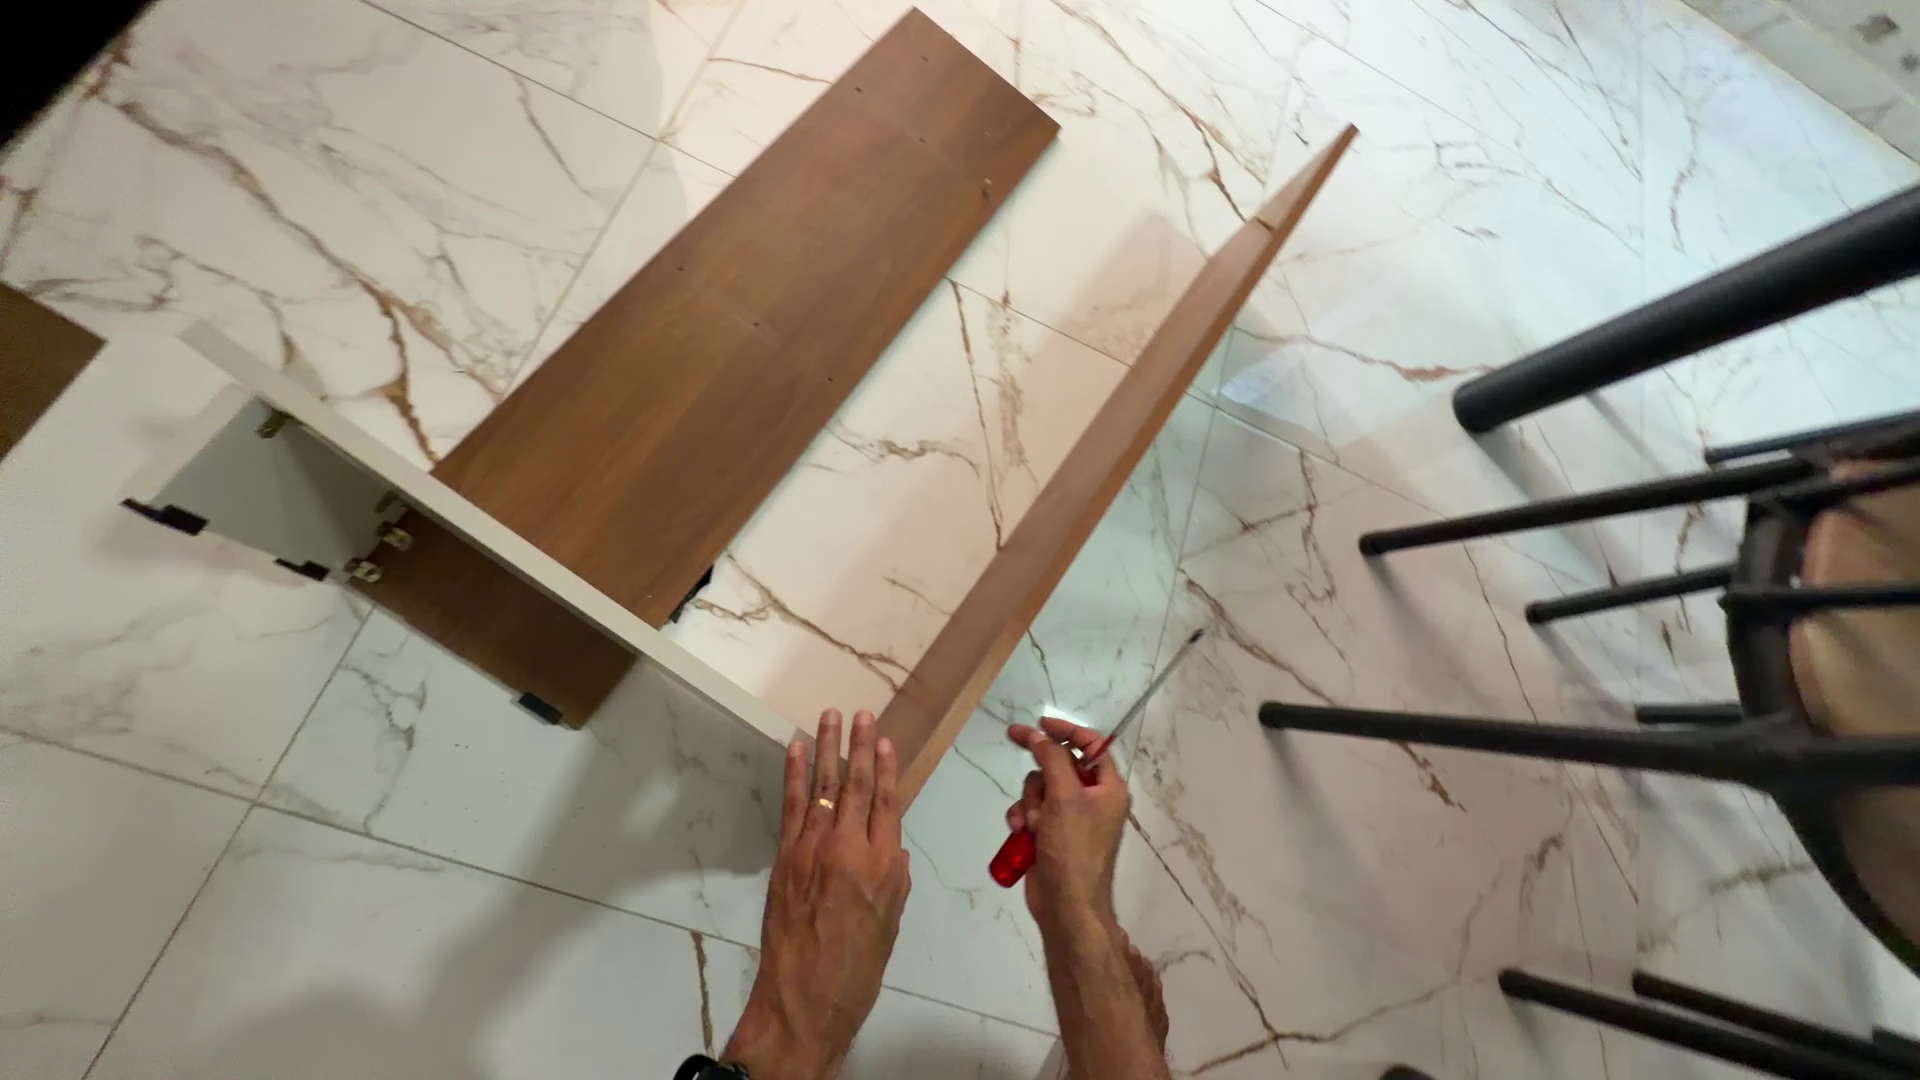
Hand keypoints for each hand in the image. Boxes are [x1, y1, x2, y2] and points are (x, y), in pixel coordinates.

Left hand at [724, 710, 911, 1079]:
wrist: (804, 999)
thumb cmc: (858, 966)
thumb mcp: (892, 922)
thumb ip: (894, 877)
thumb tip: (892, 844)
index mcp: (883, 864)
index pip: (887, 802)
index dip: (887, 768)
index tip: (887, 740)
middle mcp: (849, 847)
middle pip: (857, 785)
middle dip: (861, 746)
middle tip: (863, 714)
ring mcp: (813, 848)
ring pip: (825, 786)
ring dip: (829, 747)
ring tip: (831, 716)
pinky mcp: (786, 855)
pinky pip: (792, 805)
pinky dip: (795, 774)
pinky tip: (797, 748)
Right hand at [1004, 714, 1129, 927]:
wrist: (1066, 907)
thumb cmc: (1074, 849)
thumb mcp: (1064, 797)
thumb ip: (1052, 758)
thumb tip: (1039, 734)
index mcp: (1109, 788)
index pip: (1091, 745)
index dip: (1067, 729)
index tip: (1041, 722)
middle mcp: (1092, 799)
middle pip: (1060, 764)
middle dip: (1041, 773)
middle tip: (1014, 737)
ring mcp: (1070, 817)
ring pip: (1041, 787)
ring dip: (1030, 801)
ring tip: (1032, 823)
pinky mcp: (1051, 833)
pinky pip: (1032, 809)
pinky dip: (1024, 817)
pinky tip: (1022, 832)